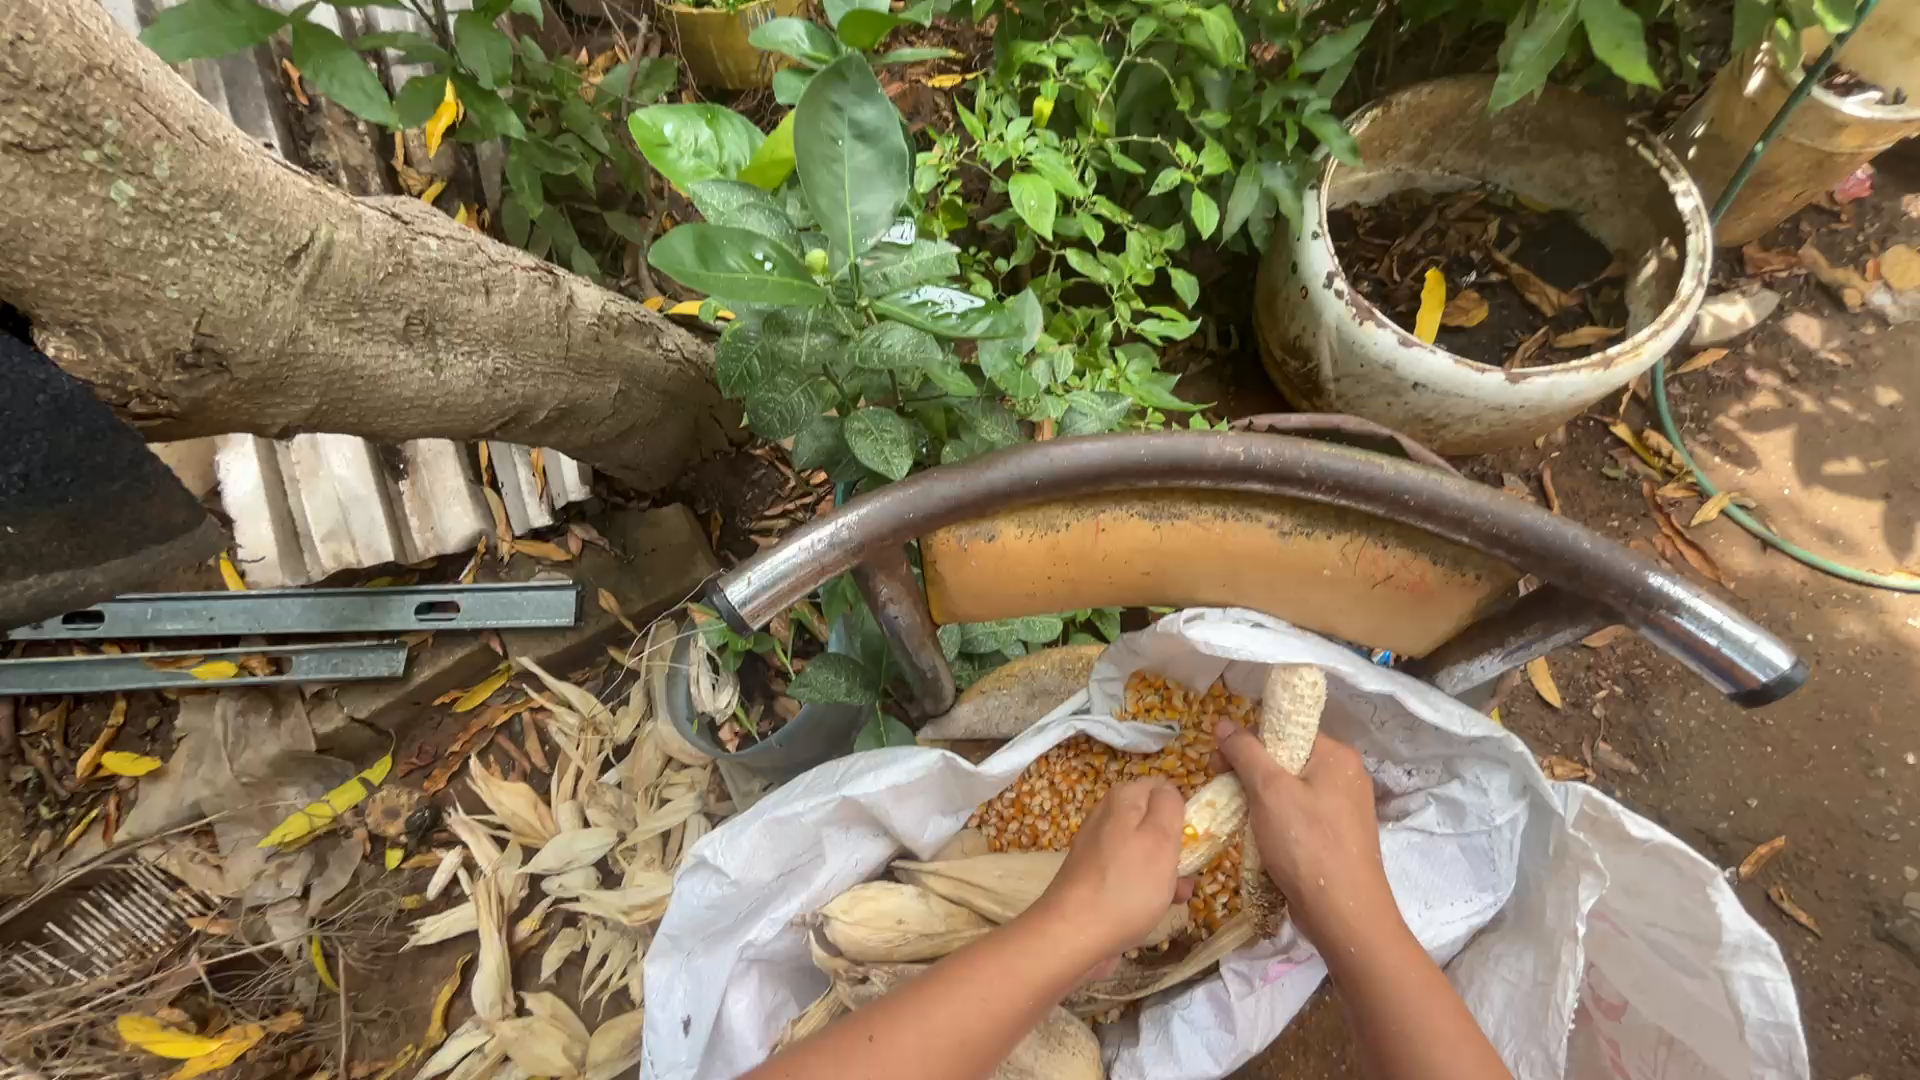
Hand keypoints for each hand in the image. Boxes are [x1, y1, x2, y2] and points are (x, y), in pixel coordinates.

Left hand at [1029, 778, 1186, 964]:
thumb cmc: (1126, 885)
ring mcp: (1099, 847)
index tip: (1194, 840)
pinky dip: (1147, 886)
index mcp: (1122, 799)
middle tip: (1189, 872)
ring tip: (1179, 896)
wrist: (1074, 933)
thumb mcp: (1159, 839)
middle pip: (1154, 821)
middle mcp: (1107, 817)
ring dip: (1167, 870)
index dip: (1183, 811)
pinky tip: (1159, 908)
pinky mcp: (1097, 875)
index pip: (1162, 788)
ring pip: (1145, 850)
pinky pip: (1131, 872)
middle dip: (1176, 846)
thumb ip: (1168, 806)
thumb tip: (1168, 790)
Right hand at [1213, 722, 1399, 951]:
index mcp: (1336, 756)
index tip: (1221, 762)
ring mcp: (1342, 808)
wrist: (1345, 918)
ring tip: (1238, 816)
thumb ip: (1245, 751)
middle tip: (1223, 788)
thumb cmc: (1307, 846)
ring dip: (1257, 798)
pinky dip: (1273, 819)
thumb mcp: (1269, 791)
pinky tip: (1258, 836)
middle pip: (1284, 758)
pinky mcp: (1336, 836)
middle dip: (1248, 771)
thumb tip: (1223, 723)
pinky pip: (1296, 813)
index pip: (1284, 729)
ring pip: (1287, 788)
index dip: (1248, 740)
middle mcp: (1344, 776)